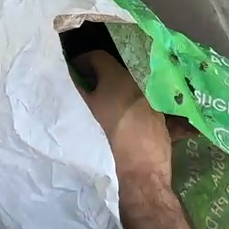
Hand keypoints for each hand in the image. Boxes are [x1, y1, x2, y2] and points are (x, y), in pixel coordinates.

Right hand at [72, 49, 173, 185]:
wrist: (140, 172)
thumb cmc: (108, 137)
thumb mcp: (85, 110)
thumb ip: (77, 88)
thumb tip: (69, 76)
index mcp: (116, 77)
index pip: (97, 56)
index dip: (83, 60)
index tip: (73, 70)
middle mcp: (136, 83)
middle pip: (113, 70)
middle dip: (98, 75)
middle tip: (84, 87)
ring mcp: (149, 99)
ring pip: (127, 86)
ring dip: (114, 90)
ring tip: (101, 104)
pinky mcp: (158, 117)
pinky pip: (138, 102)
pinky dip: (127, 104)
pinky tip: (120, 119)